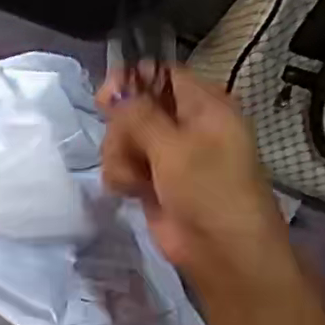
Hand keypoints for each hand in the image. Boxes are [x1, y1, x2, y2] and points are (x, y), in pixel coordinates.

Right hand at [97, 65, 289, 285]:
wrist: (219, 248)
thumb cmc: (209, 190)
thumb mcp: (175, 146)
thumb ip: (140, 115)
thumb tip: (114, 89)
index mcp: (202, 105)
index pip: (160, 75)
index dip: (132, 82)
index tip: (105, 97)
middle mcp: (182, 125)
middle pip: (132, 109)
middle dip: (122, 131)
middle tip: (132, 150)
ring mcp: (164, 155)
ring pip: (120, 141)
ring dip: (120, 159)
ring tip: (137, 180)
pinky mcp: (148, 181)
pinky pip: (119, 167)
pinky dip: (120, 178)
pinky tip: (131, 192)